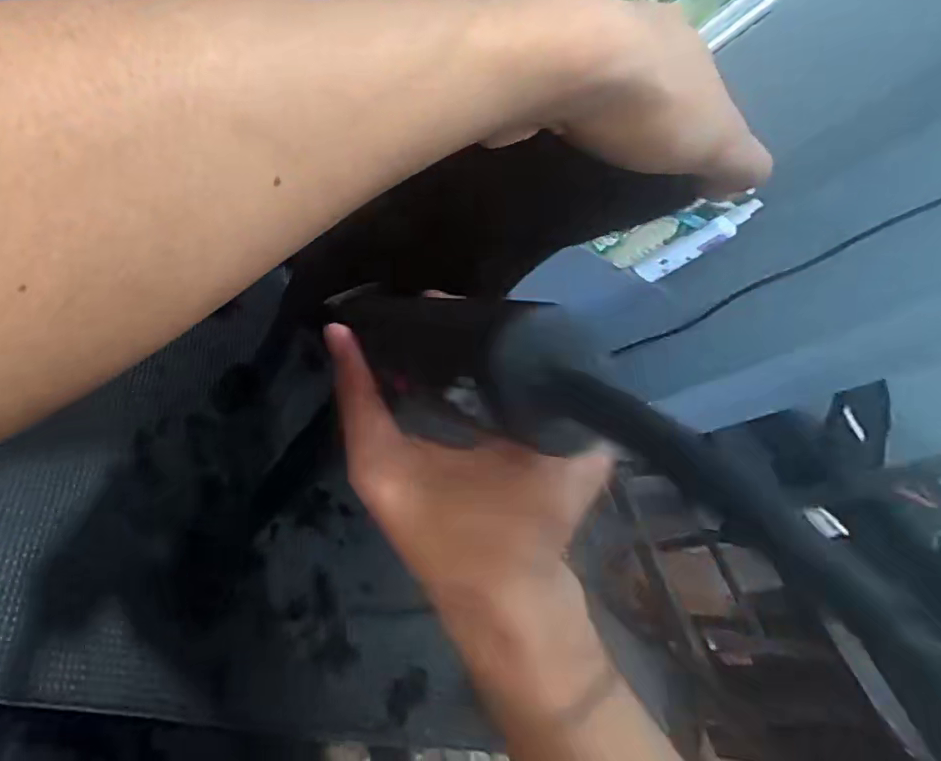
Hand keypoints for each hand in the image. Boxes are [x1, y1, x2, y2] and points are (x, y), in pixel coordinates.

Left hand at [326, 321, 613, 611]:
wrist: (520, 628)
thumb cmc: (514, 549)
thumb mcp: (548, 483)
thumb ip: (576, 443)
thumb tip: (594, 408)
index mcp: (385, 463)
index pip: (358, 397)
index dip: (352, 357)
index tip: (346, 318)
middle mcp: (384, 471)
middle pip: (371, 401)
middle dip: (386, 358)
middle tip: (415, 314)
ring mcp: (400, 484)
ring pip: (391, 417)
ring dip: (407, 380)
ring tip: (435, 333)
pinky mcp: (420, 493)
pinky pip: (413, 434)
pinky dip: (427, 405)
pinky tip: (461, 381)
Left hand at [500, 0, 770, 197]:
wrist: (551, 64)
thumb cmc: (645, 101)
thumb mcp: (716, 141)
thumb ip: (739, 161)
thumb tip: (739, 180)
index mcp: (678, 35)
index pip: (692, 78)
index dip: (685, 117)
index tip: (667, 155)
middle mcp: (623, 22)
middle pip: (633, 73)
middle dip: (626, 110)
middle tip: (615, 154)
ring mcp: (564, 32)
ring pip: (580, 75)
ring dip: (577, 106)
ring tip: (571, 148)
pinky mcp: (516, 53)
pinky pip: (535, 85)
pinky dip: (538, 108)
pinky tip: (533, 132)